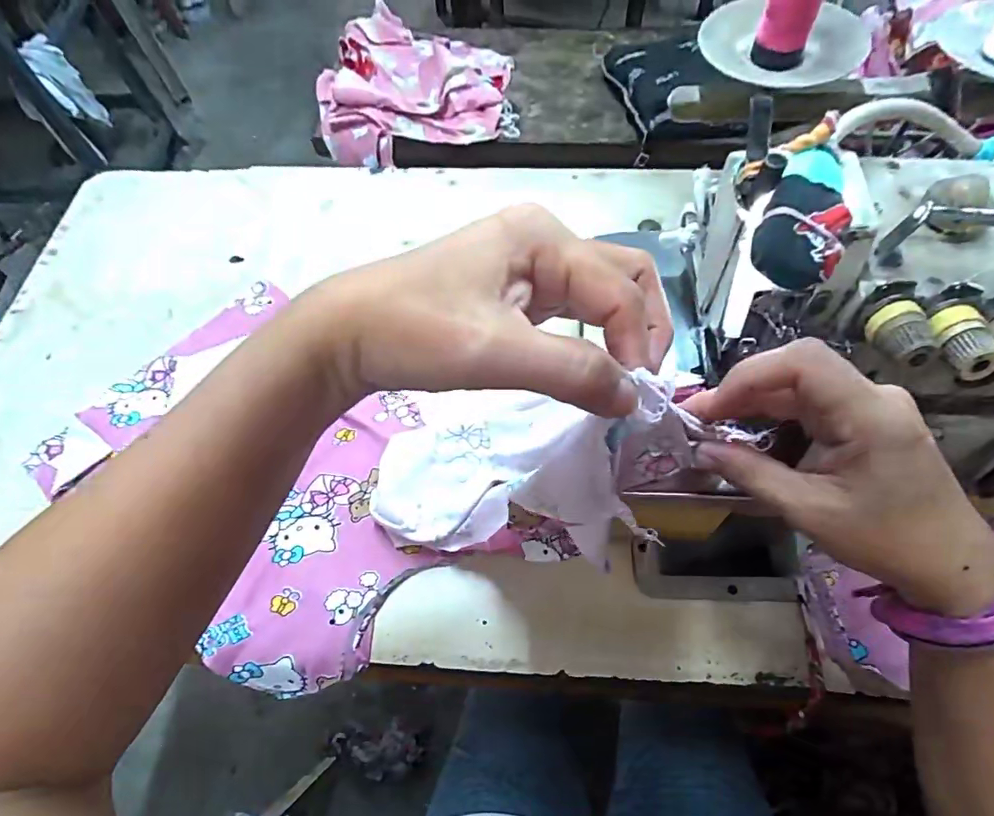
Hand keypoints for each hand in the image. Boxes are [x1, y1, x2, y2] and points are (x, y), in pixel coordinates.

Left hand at [304, 205, 672, 416]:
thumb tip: (632, 399)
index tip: (633, 399)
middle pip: (625, 278)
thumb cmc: (415, 333)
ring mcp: (529, 266)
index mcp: (544, 238)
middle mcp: (545, 241)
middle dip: (645, 328)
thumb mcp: (497, 353)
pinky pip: (572, 313)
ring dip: (623, 335)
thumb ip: (572, 372)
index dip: (639, 343)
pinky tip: (591, 371)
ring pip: (602, 296)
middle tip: (641, 384)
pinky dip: (593, 341)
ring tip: (623, 383)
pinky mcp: (515, 294)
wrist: (347, 335)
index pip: (620, 290)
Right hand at [682, 339, 993, 616]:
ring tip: (715, 430)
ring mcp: (874, 407)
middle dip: (743, 392)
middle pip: (798, 371)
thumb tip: (703, 451)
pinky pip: (817, 408)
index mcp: (868, 412)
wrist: (947, 559)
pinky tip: (752, 439)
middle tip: (698, 421)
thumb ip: (753, 475)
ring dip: (757, 406)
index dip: (747, 375)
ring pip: (804, 388)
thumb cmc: (883, 539)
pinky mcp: (870, 422)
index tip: (709, 409)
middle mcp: (873, 396)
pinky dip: (780, 420)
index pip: (802, 361)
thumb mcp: (809, 510)